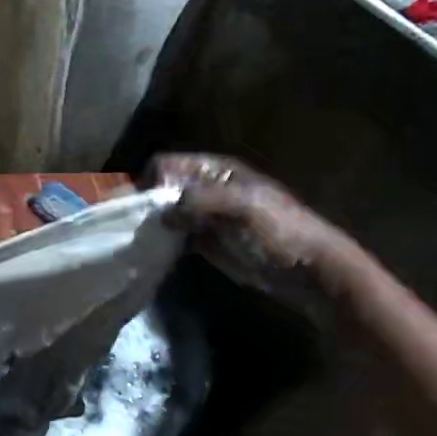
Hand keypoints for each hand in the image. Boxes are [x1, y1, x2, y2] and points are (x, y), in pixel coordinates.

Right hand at [148, 152, 364, 294]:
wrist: (306, 270)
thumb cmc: (280, 232)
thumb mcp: (244, 208)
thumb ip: (202, 202)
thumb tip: (162, 211)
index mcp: (215, 171)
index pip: (167, 165)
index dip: (152, 181)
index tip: (144, 206)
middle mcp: (204, 189)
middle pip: (161, 188)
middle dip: (145, 203)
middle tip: (131, 225)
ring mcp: (203, 216)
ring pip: (165, 213)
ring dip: (151, 224)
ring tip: (136, 241)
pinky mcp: (204, 242)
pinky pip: (174, 236)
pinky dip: (162, 242)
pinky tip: (152, 253)